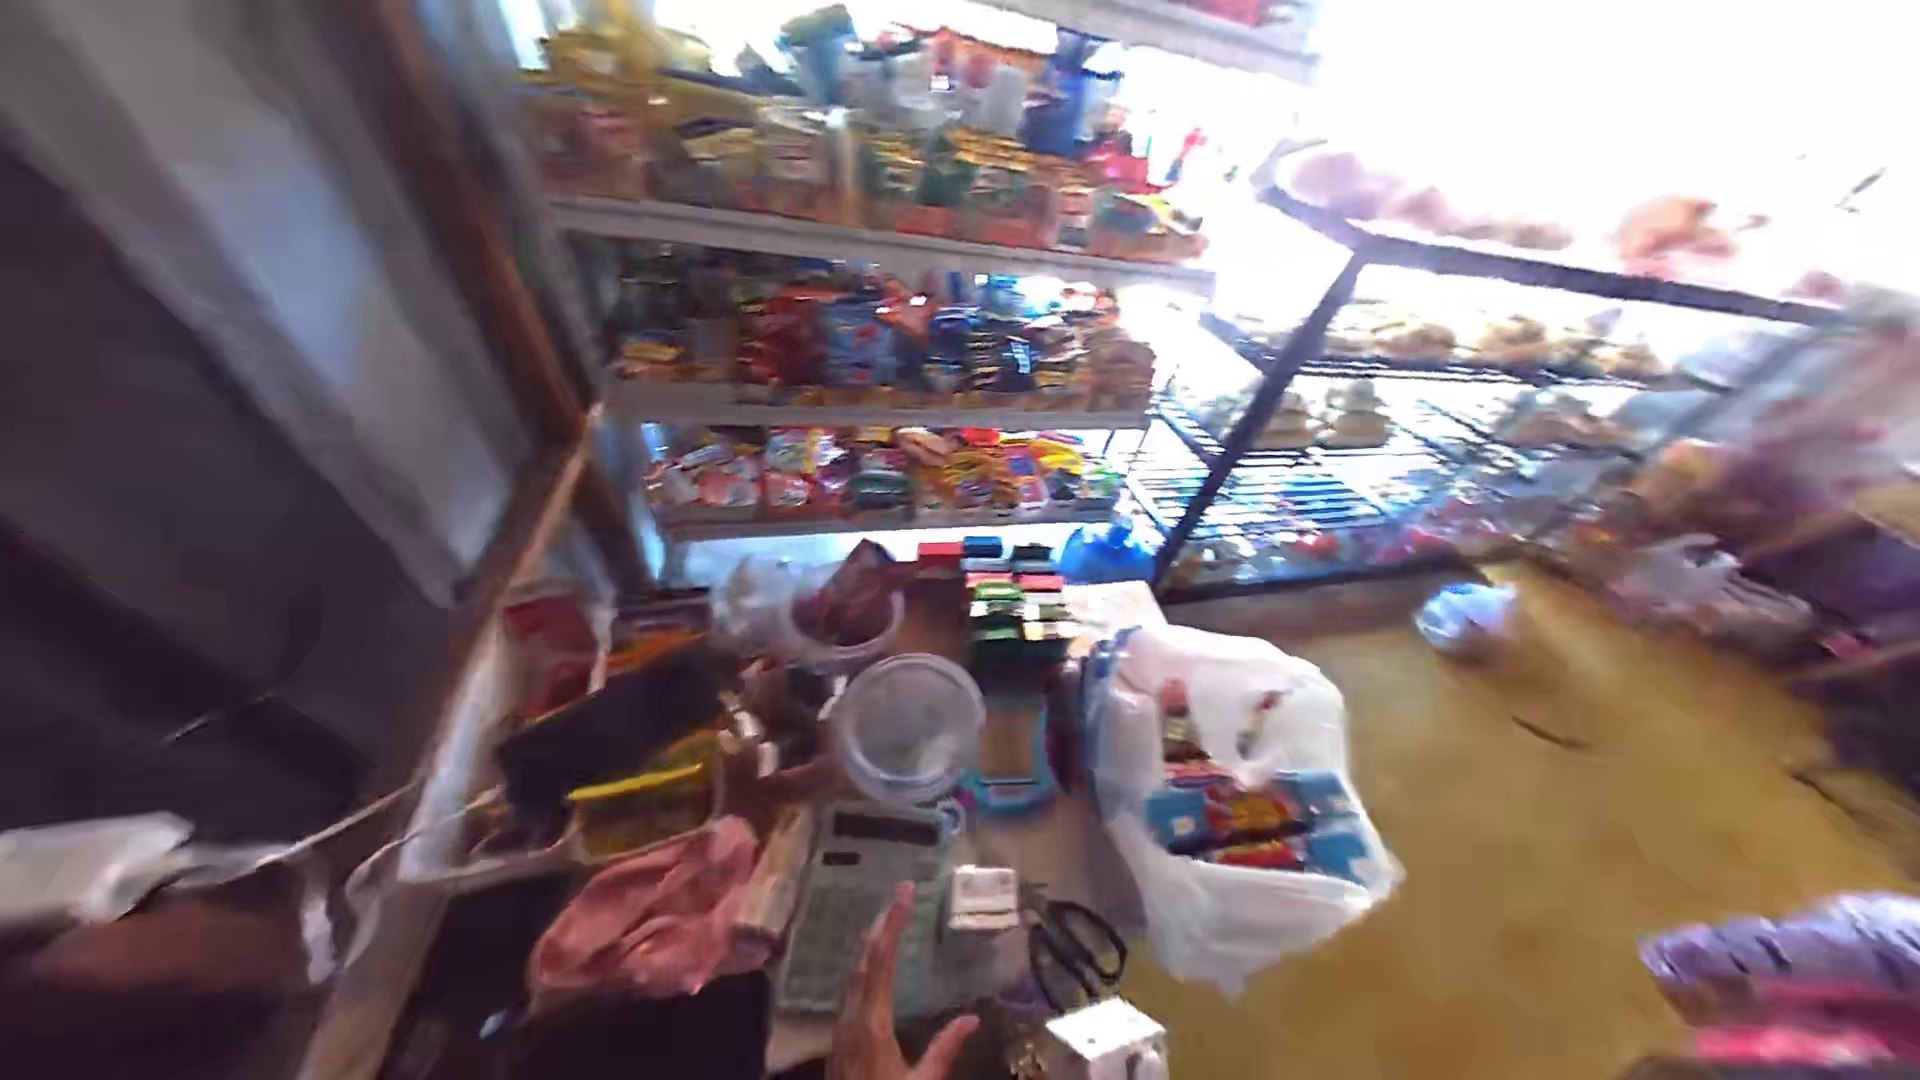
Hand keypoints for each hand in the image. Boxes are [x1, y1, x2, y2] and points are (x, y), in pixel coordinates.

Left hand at [828, 883, 978, 1079]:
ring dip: (872, 937)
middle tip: (903, 892)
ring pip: (854, 968)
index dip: (895, 922)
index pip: (883, 959)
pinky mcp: (839, 1034)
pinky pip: (851, 984)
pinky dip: (865, 960)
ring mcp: (842, 1025)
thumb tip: (974, 1019)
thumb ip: (945, 1049)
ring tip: (890, 914)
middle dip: (884, 920)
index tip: (907, 893)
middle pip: (866, 955)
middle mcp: (853, 1016)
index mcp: (874, 1023)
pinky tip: (873, 958)